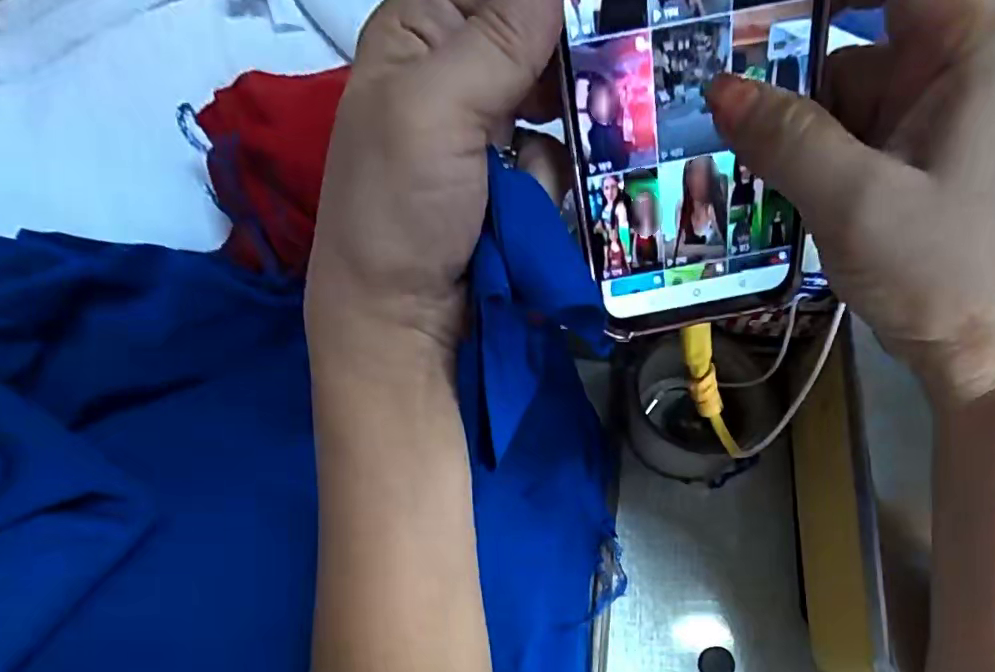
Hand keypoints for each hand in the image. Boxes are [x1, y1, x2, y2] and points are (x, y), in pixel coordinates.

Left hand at [309, 0, 560, 353]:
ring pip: (555, 103)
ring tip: (544, 170)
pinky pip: (554, 162)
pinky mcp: (513, 188)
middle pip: (531, 39)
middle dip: (560, 68)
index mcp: (418, 31)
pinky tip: (532, 210)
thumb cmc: (400, 209)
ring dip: (562, 133)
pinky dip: (551, 184)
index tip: (587, 18)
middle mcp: (456, 75)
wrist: (404, 318)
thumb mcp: (436, 108)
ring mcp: (488, 137)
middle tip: (593, 85)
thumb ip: (498, 40)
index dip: (536, 6)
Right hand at [707, 0, 994, 392]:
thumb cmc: (940, 273)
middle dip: (789, 66)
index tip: (747, 16)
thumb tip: (720, 91)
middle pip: (851, 27)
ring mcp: (924, 118)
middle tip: (721, 87)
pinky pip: (839, 140)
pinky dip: (804, 160)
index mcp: (966, 42)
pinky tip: (775, 188)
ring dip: (790, 126)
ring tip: (744, 158)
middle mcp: (949, 64)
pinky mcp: (904, 163)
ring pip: (835, 93)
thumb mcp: (856, 203)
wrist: (984, 351)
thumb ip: (788, 140)